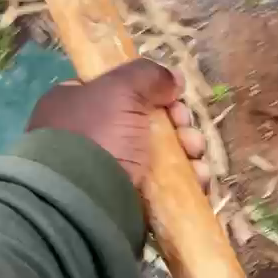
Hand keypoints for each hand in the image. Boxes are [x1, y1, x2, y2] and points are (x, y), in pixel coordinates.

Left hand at [26, 58, 209, 187]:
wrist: (87, 201)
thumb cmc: (98, 137)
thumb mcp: (119, 90)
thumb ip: (147, 75)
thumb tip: (173, 77)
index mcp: (79, 105)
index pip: (122, 92)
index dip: (152, 93)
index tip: (172, 97)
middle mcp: (95, 136)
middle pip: (150, 122)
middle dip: (178, 124)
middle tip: (186, 129)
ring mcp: (116, 170)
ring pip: (165, 153)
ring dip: (189, 149)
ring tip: (195, 153)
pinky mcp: (136, 198)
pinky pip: (170, 183)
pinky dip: (188, 178)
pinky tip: (198, 176)